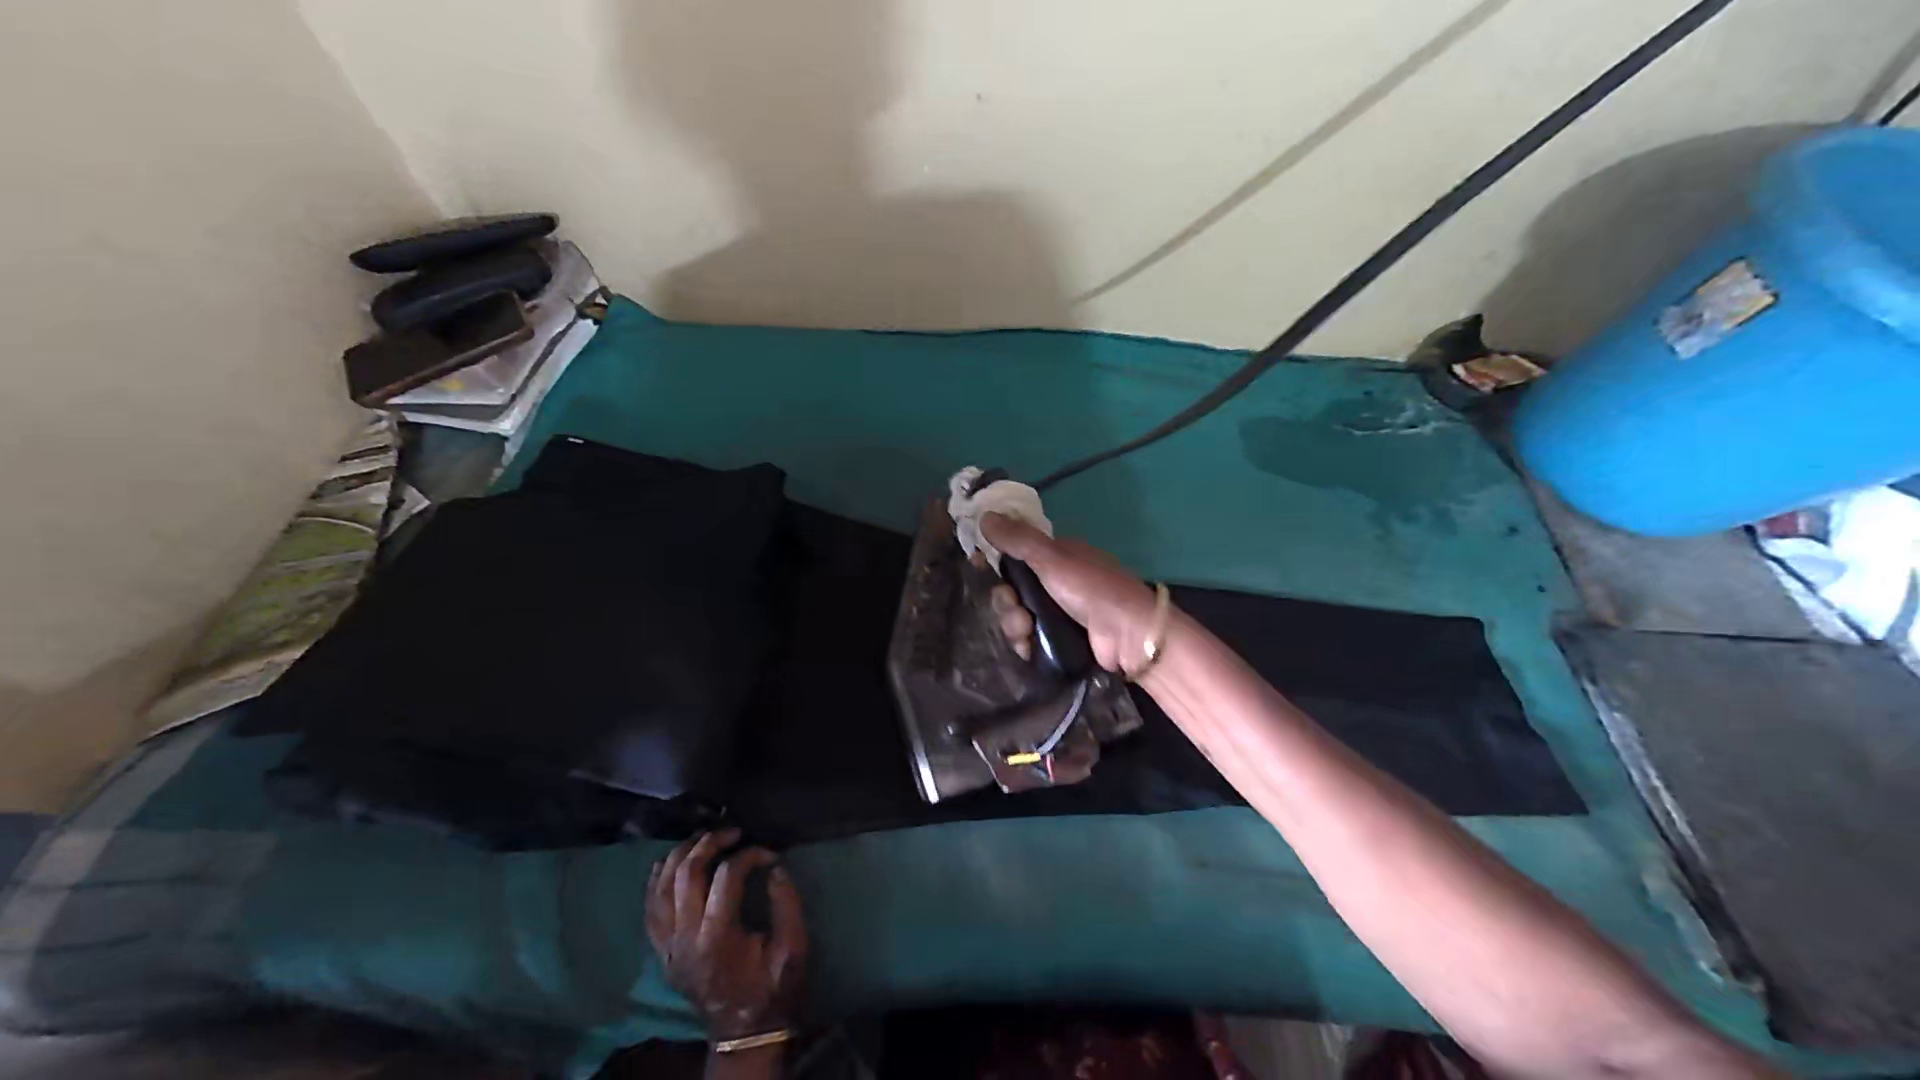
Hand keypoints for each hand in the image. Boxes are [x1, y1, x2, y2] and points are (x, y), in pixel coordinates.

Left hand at [645, 829, 806, 1039]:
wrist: (743, 1033)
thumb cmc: (773, 988)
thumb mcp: (793, 947)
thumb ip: (787, 903)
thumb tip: (775, 867)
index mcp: (717, 937)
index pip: (726, 875)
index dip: (750, 855)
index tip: (770, 855)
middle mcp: (685, 938)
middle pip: (686, 873)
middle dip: (710, 842)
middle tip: (734, 832)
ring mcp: (668, 946)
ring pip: (662, 885)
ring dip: (682, 853)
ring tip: (705, 838)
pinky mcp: (662, 951)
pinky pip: (649, 908)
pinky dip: (657, 880)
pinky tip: (670, 862)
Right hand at [980, 511, 1160, 674]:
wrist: (1128, 634)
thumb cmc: (1092, 588)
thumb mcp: (1053, 558)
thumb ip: (1018, 539)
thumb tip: (984, 515)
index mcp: (1056, 556)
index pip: (1014, 556)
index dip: (996, 564)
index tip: (979, 568)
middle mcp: (1055, 582)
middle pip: (1011, 590)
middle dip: (1006, 602)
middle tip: (1016, 610)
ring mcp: (1057, 612)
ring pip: (1016, 615)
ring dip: (1013, 625)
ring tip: (1025, 633)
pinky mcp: (1057, 639)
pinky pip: (1027, 638)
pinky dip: (1024, 643)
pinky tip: (1028, 648)